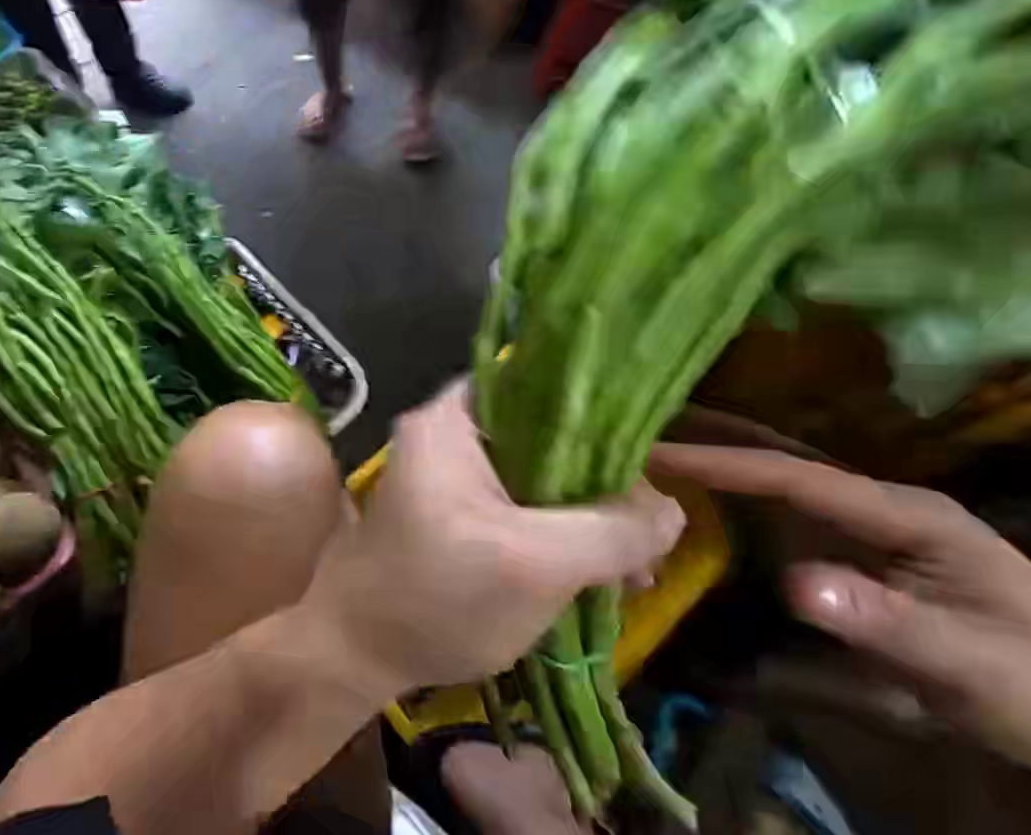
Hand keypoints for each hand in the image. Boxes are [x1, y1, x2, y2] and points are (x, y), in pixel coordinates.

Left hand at [297, 382, 684, 697]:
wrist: (359, 649)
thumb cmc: (437, 597)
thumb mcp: (534, 563)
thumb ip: (610, 529)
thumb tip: (671, 508)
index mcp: (450, 422)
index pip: (532, 381)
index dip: (595, 404)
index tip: (650, 440)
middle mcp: (449, 436)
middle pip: (545, 434)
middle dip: (604, 478)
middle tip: (654, 522)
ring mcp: (453, 478)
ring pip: (541, 476)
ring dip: (591, 515)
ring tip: (640, 564)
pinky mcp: (461, 515)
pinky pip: (526, 508)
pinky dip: (565, 535)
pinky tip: (608, 576)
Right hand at [653, 445, 1030, 816]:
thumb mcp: (982, 668)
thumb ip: (887, 622)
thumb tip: (791, 582)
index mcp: (907, 513)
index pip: (793, 475)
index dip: (719, 461)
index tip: (649, 452)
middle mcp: (873, 507)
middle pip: (774, 458)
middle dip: (705, 436)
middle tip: (630, 422)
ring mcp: (860, 531)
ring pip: (769, 483)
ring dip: (709, 461)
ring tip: (640, 449)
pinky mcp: (849, 557)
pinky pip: (774, 518)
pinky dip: (726, 500)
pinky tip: (688, 499)